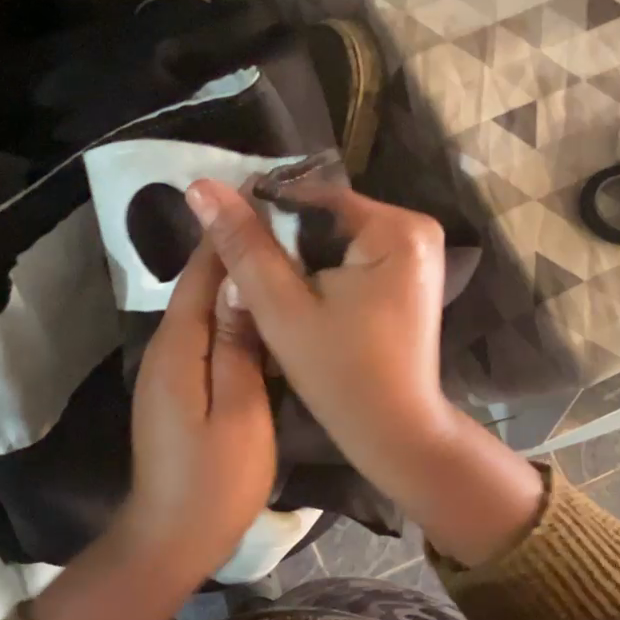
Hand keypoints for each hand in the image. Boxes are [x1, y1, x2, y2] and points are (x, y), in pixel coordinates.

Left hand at [29, 239, 273, 619]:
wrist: (171, 537)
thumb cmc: (213, 480)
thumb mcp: (240, 412)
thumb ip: (238, 346)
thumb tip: (239, 280)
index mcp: (177, 348)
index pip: (201, 273)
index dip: (226, 234)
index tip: (262, 196)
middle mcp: (164, 349)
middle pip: (198, 287)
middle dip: (232, 253)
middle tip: (282, 223)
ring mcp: (166, 371)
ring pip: (201, 311)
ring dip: (232, 284)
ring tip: (278, 257)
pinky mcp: (174, 390)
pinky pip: (202, 337)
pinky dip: (227, 318)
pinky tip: (259, 315)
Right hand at [185, 178, 543, 565]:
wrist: (395, 433)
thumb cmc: (340, 374)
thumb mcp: (282, 308)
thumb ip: (243, 246)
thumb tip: (200, 186)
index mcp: (395, 227)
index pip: (310, 198)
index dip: (262, 217)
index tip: (227, 243)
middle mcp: (416, 229)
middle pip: (325, 217)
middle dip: (284, 244)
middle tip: (244, 275)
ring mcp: (419, 254)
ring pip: (335, 240)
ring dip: (300, 261)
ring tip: (267, 290)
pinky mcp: (411, 278)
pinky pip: (353, 259)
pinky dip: (323, 275)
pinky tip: (300, 301)